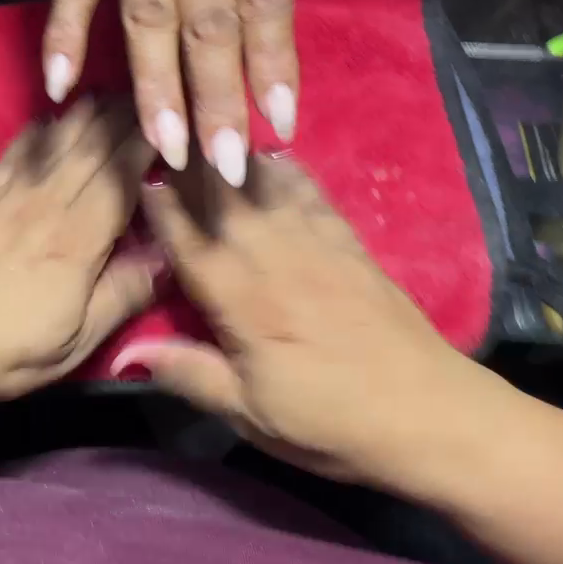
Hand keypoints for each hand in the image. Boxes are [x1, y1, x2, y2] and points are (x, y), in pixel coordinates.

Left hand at [0, 101, 158, 404]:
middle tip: (159, 104)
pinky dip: (46, 126)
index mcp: (76, 241)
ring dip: (93, 113)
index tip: (181, 128)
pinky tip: (59, 119)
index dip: (154, 145)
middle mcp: (46, 203)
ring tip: (121, 100)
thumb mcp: (75, 342)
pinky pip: (20, 145)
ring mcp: (10, 192)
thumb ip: (124, 294)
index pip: (125, 175)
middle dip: (131, 117)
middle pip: (96, 143)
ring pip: (60, 136)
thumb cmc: (3, 350)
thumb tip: (170, 256)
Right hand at [119, 156, 512, 485]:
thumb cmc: (332, 424)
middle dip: (193, 169)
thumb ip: (189, 375)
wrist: (435, 419)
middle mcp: (275, 260)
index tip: (138, 177)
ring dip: (235, 161)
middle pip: (225, 200)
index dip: (161, 209)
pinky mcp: (351, 248)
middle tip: (167, 141)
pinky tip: (274, 157)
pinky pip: (312, 196)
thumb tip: (127, 353)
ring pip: (266, 188)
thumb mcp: (250, 416)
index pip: (189, 242)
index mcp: (243, 301)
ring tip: (209, 138)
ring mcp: (317, 248)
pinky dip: (289, 173)